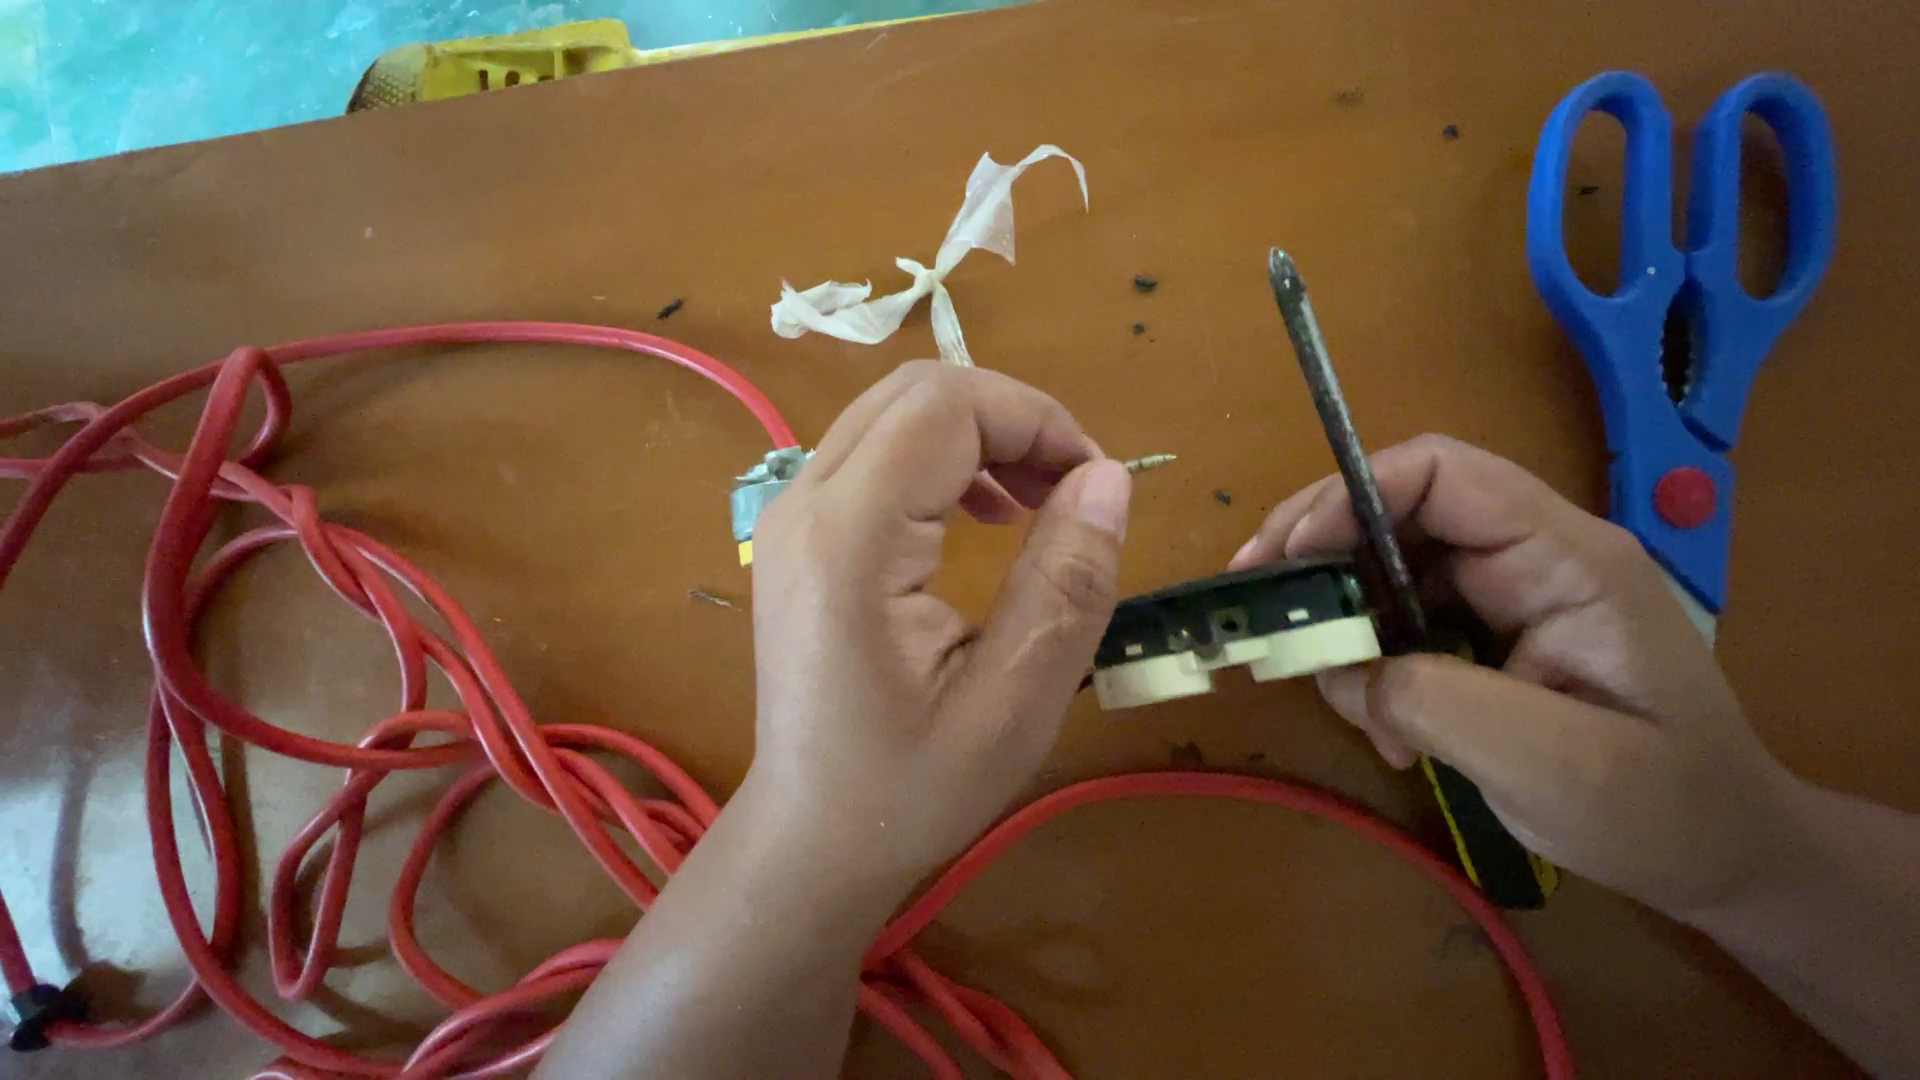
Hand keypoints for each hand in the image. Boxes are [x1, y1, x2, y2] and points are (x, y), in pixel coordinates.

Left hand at [739, 361, 1130, 909]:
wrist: (811, 837)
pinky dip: (941, 460)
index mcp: (848, 541)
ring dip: (978, 436)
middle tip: (1070, 488)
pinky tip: (980, 516)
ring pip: (895, 414)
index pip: (944, 407)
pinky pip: (877, 454)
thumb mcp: (1014, 703)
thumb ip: (1066, 583)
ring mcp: (790, 515)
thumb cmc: (909, 788)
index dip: (1035, 420)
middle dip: (1010, 418)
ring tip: (1034, 502)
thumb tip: (1107, 477)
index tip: (1094, 481)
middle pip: (916, 392)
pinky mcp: (799, 533)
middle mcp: (803, 505)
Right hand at [1229, 434, 1804, 920]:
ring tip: (1336, 693)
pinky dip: (1361, 661)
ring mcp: (1498, 591)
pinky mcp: (1475, 627)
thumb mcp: (1550, 763)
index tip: (1286, 555)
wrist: (1715, 854)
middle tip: (1257, 602)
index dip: (1349, 496)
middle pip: (1393, 507)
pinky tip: (1377, 721)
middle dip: (1314, 549)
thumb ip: (1434, 701)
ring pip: (1379, 565)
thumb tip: (1337, 665)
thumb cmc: (1659, 808)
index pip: (1441, 472)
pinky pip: (1390, 617)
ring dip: (1337, 622)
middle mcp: (1524, 555)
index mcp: (1562, 558)